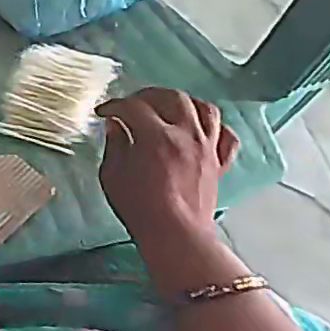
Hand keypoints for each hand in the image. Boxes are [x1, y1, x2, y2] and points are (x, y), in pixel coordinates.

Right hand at [97, 87, 239, 251]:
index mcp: (156, 136)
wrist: (175, 234)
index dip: (114, 105)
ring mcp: (208, 147)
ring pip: (205, 109)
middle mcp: (186, 134)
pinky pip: (225, 136)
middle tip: (133, 103)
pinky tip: (200, 130)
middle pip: (173, 97)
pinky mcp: (220, 163)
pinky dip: (213, 128)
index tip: (104, 112)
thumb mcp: (112, 174)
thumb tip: (115, 125)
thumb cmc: (138, 206)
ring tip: (169, 108)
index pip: (132, 107)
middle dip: (148, 95)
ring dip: (184, 103)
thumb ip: (114, 145)